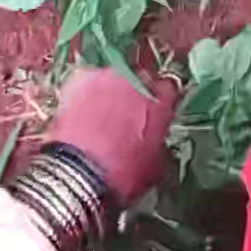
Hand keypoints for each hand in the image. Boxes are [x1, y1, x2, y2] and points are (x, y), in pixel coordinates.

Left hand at [45, 68, 178, 202]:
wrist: (80, 173)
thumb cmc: (121, 173)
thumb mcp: (155, 166)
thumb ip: (161, 144)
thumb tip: (158, 146)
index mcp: (164, 99)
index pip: (169, 89)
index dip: (161, 104)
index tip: (155, 115)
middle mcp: (140, 80)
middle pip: (141, 81)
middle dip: (134, 96)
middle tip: (125, 120)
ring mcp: (110, 76)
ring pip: (113, 79)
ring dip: (110, 93)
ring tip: (100, 118)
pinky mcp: (81, 79)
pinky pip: (87, 82)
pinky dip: (85, 94)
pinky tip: (81, 113)